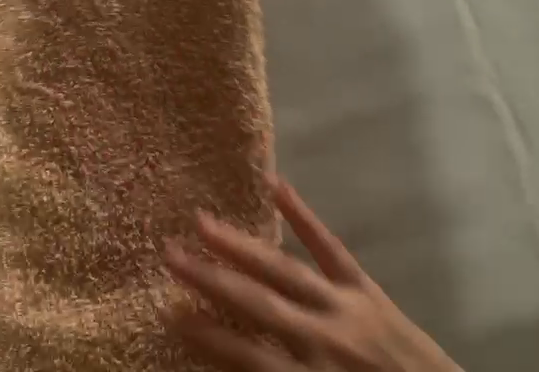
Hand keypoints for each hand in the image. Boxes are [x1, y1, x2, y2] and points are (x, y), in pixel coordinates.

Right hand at [163, 175, 461, 371]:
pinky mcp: (369, 291)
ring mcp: (348, 309)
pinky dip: (303, 216)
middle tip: (168, 251)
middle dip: (210, 279)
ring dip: (240, 245)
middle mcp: (324, 341)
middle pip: (257, 305)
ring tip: (201, 219)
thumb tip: (234, 359)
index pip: (246, 356)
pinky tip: (275, 184)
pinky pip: (331, 249)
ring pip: (285, 272)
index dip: (206, 336)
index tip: (169, 312)